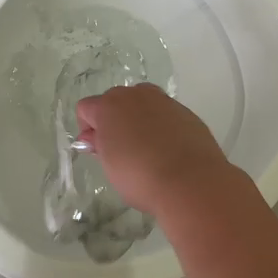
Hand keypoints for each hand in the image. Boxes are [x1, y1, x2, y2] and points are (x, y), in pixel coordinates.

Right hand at [75, 84, 235, 216]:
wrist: (191, 182)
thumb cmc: (140, 176)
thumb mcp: (109, 165)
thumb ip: (99, 145)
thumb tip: (92, 138)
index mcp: (110, 105)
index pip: (86, 108)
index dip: (88, 129)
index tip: (97, 150)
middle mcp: (136, 95)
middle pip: (115, 101)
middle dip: (113, 121)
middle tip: (120, 150)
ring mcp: (164, 101)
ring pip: (142, 104)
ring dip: (138, 120)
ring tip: (146, 149)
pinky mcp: (186, 112)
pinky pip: (165, 114)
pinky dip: (161, 126)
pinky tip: (168, 151)